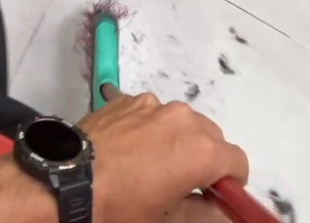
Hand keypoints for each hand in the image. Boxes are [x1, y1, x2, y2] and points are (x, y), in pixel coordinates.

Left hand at [78, 91, 248, 222]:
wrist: (71, 178)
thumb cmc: (125, 205)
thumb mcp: (171, 219)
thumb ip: (206, 213)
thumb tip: (223, 209)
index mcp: (201, 148)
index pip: (237, 161)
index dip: (230, 183)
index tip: (214, 196)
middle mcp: (182, 117)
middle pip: (211, 136)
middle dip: (206, 159)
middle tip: (184, 184)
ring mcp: (152, 103)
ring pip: (181, 121)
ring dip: (178, 140)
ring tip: (153, 165)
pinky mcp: (127, 98)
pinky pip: (152, 112)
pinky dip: (151, 127)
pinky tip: (131, 148)